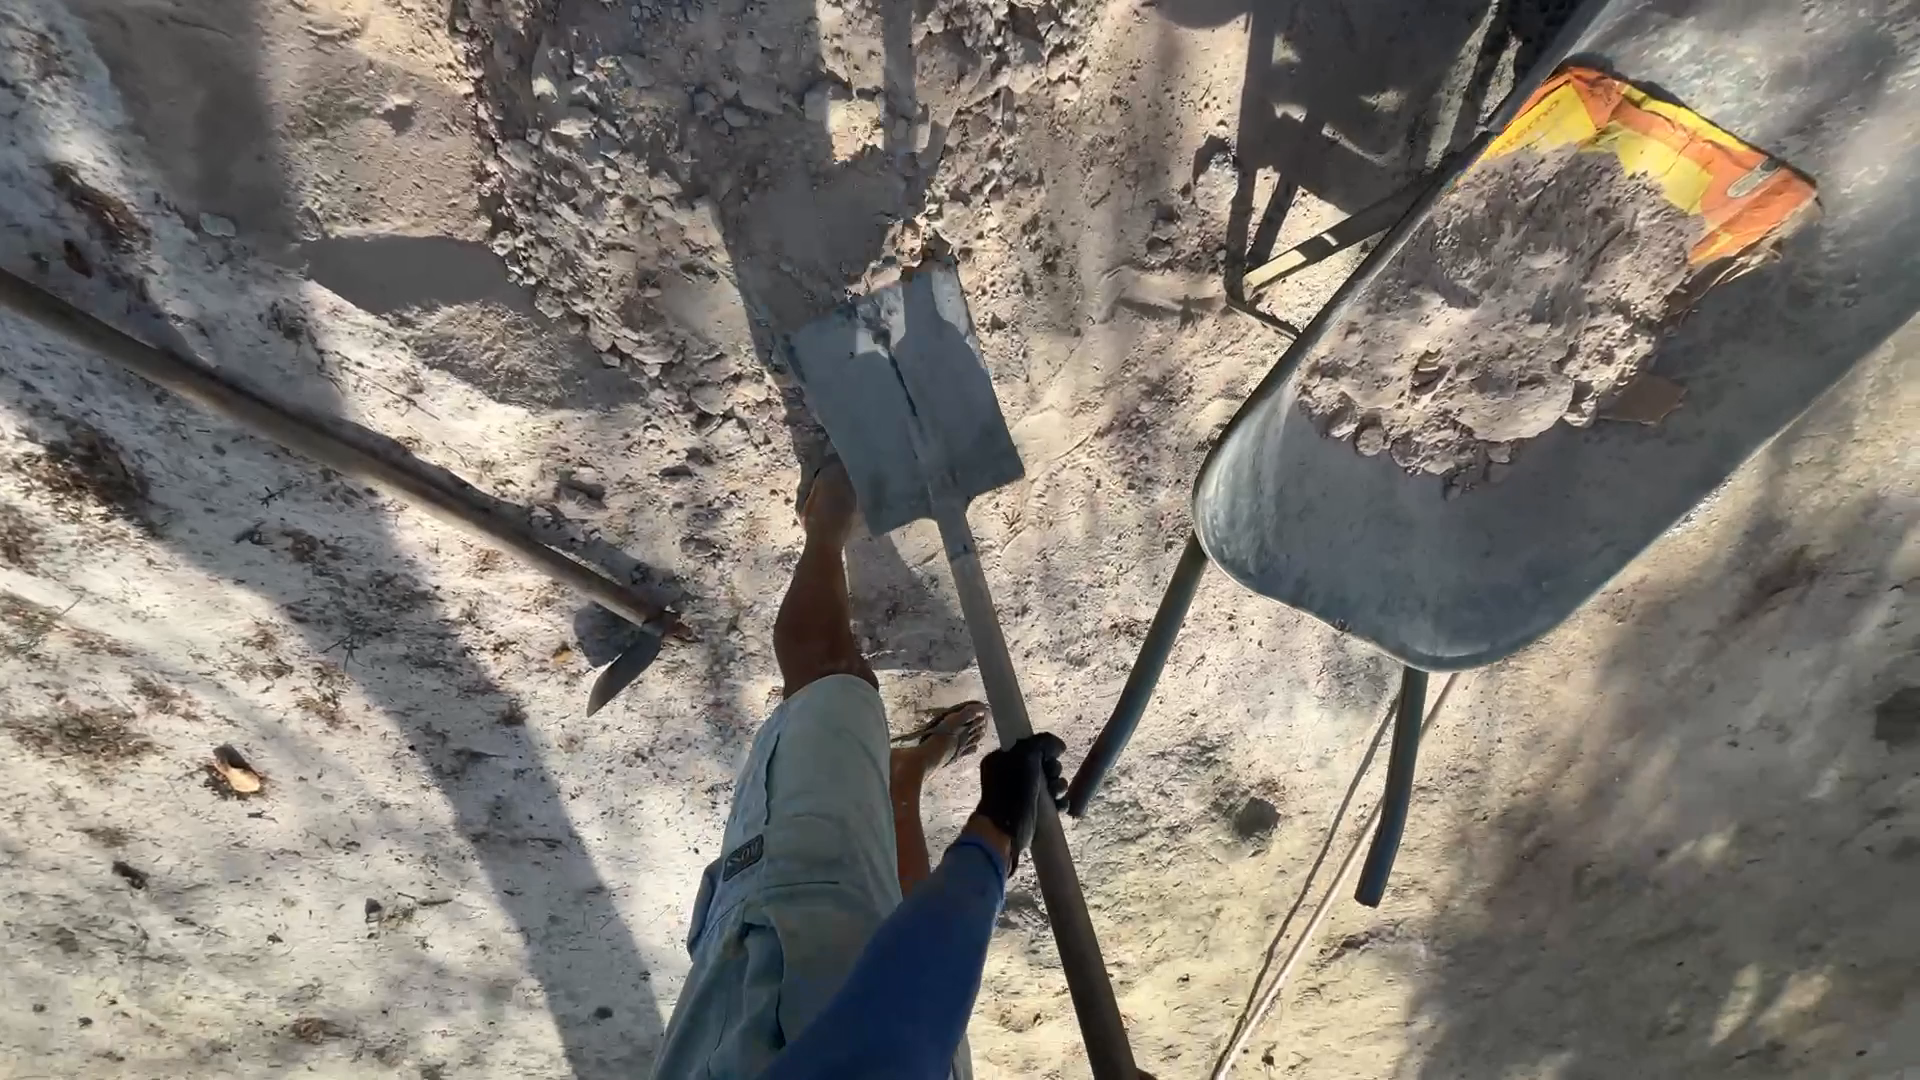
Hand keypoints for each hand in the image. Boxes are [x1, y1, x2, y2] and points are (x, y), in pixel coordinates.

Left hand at [971, 732, 1067, 872]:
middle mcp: (1010, 774)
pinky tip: (1060, 805)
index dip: (1044, 750)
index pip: (1029, 746)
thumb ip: (1042, 743)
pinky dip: (1059, 802)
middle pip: (1042, 764)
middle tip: (1052, 776)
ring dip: (1059, 786)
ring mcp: (1021, 794)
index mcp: (1002, 758)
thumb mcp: (1026, 757)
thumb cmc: (1012, 790)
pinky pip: (1052, 801)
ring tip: (1057, 793)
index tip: (1050, 756)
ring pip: (1050, 783)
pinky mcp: (1033, 812)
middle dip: (1053, 769)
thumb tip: (1059, 746)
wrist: (1005, 830)